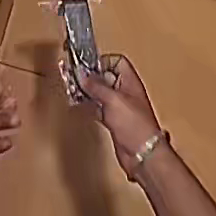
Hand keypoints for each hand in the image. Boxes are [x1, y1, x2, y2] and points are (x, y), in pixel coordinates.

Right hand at [81, 55, 164, 180]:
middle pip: (107, 77)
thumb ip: (97, 86)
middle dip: (92, 77)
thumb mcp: (113, 100)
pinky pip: (99, 108)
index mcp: (130, 81)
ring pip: (101, 93)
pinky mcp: (113, 120)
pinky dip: (90, 105)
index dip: (102, 62)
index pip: (117, 62)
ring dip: (88, 91)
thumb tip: (83, 75)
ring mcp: (119, 106)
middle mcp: (125, 91)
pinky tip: (79, 105)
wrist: (142, 153)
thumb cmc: (133, 123)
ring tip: (73, 90)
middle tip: (75, 77)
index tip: (87, 67)